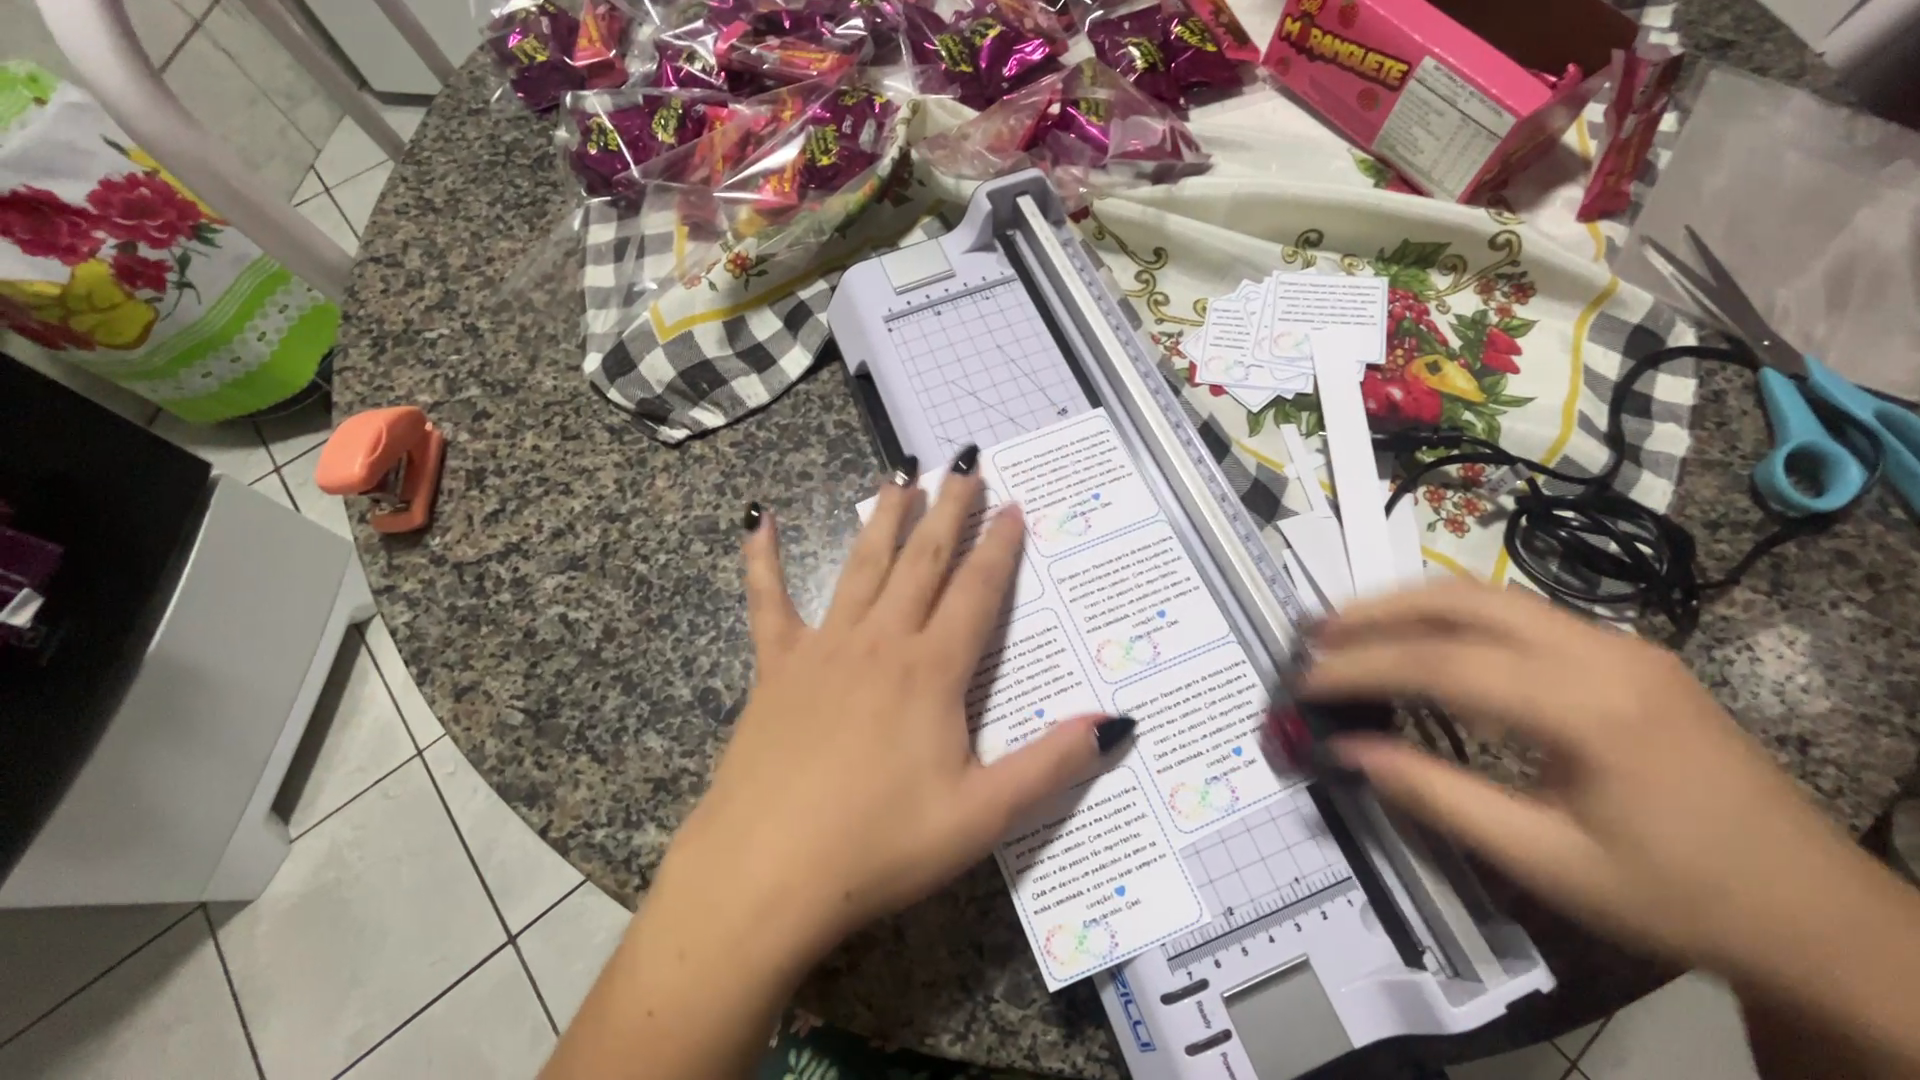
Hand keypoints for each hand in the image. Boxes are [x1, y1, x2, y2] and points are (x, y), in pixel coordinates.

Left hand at [660, 456, 1126, 964]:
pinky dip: (763, 560)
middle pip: (923, 563)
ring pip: (860, 568)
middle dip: (949, 511)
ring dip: (884, 519)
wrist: (766, 872)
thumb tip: (1116, 722)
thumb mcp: (982, 817)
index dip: (1000, 547)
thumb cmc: (880, 847)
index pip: (977, 593)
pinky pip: (768, 602)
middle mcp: (880, 644)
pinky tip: (759, 520)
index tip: (1013, 505)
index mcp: (931, 673)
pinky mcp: (774, 669)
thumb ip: (1050, 765)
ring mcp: (822, 650)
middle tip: (965, 465)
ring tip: (901, 476)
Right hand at [1297, 582, 1867, 976]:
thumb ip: (1438, 796)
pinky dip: (1453, 618)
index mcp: (1588, 708)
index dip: (1362, 668)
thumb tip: (1350, 752)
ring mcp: (1621, 645)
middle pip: (1465, 602)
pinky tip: (1421, 639)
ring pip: (1492, 596)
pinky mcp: (1627, 654)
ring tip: (1349, 628)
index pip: (1444, 664)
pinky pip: (1521, 615)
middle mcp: (1604, 652)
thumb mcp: (1546, 861)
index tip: (1303, 683)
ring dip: (1412, 605)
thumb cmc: (1676, 895)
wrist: (1813, 908)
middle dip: (1378, 612)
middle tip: (1313, 634)